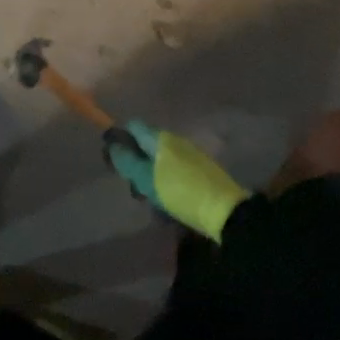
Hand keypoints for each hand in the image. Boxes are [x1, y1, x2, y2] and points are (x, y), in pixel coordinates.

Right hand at [103, 120, 249, 241]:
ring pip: (162, 163)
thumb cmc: (180, 192)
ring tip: (153, 203)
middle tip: (135, 188)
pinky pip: (177, 174)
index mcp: (160, 138)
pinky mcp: (204, 173)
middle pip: (147, 147)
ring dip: (153, 179)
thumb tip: (112, 144)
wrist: (227, 212)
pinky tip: (170, 205)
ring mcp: (192, 156)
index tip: (115, 162)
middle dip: (137, 166)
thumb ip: (125, 160)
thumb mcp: (145, 178)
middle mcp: (176, 141)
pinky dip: (169, 186)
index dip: (120, 140)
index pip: (133, 127)